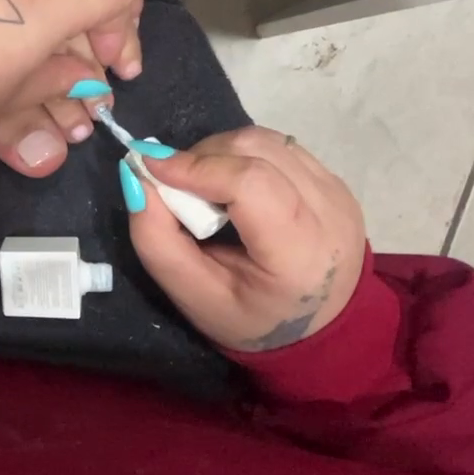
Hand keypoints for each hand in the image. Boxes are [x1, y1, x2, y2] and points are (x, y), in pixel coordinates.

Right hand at [124, 128, 366, 352]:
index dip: (195, 167)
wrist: (319, 333)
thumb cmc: (246, 318)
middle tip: (174, 186)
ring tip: (202, 187)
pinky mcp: (335, 183)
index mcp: (297, 252)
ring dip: (220, 153)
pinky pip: (280, 147)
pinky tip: (231, 187)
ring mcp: (337, 193)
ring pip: (267, 141)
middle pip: (256, 150)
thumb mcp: (190, 294)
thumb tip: (136, 176)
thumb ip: (156, 239)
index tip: (149, 166)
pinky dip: (242, 156)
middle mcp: (329, 212)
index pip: (249, 183)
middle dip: (201, 157)